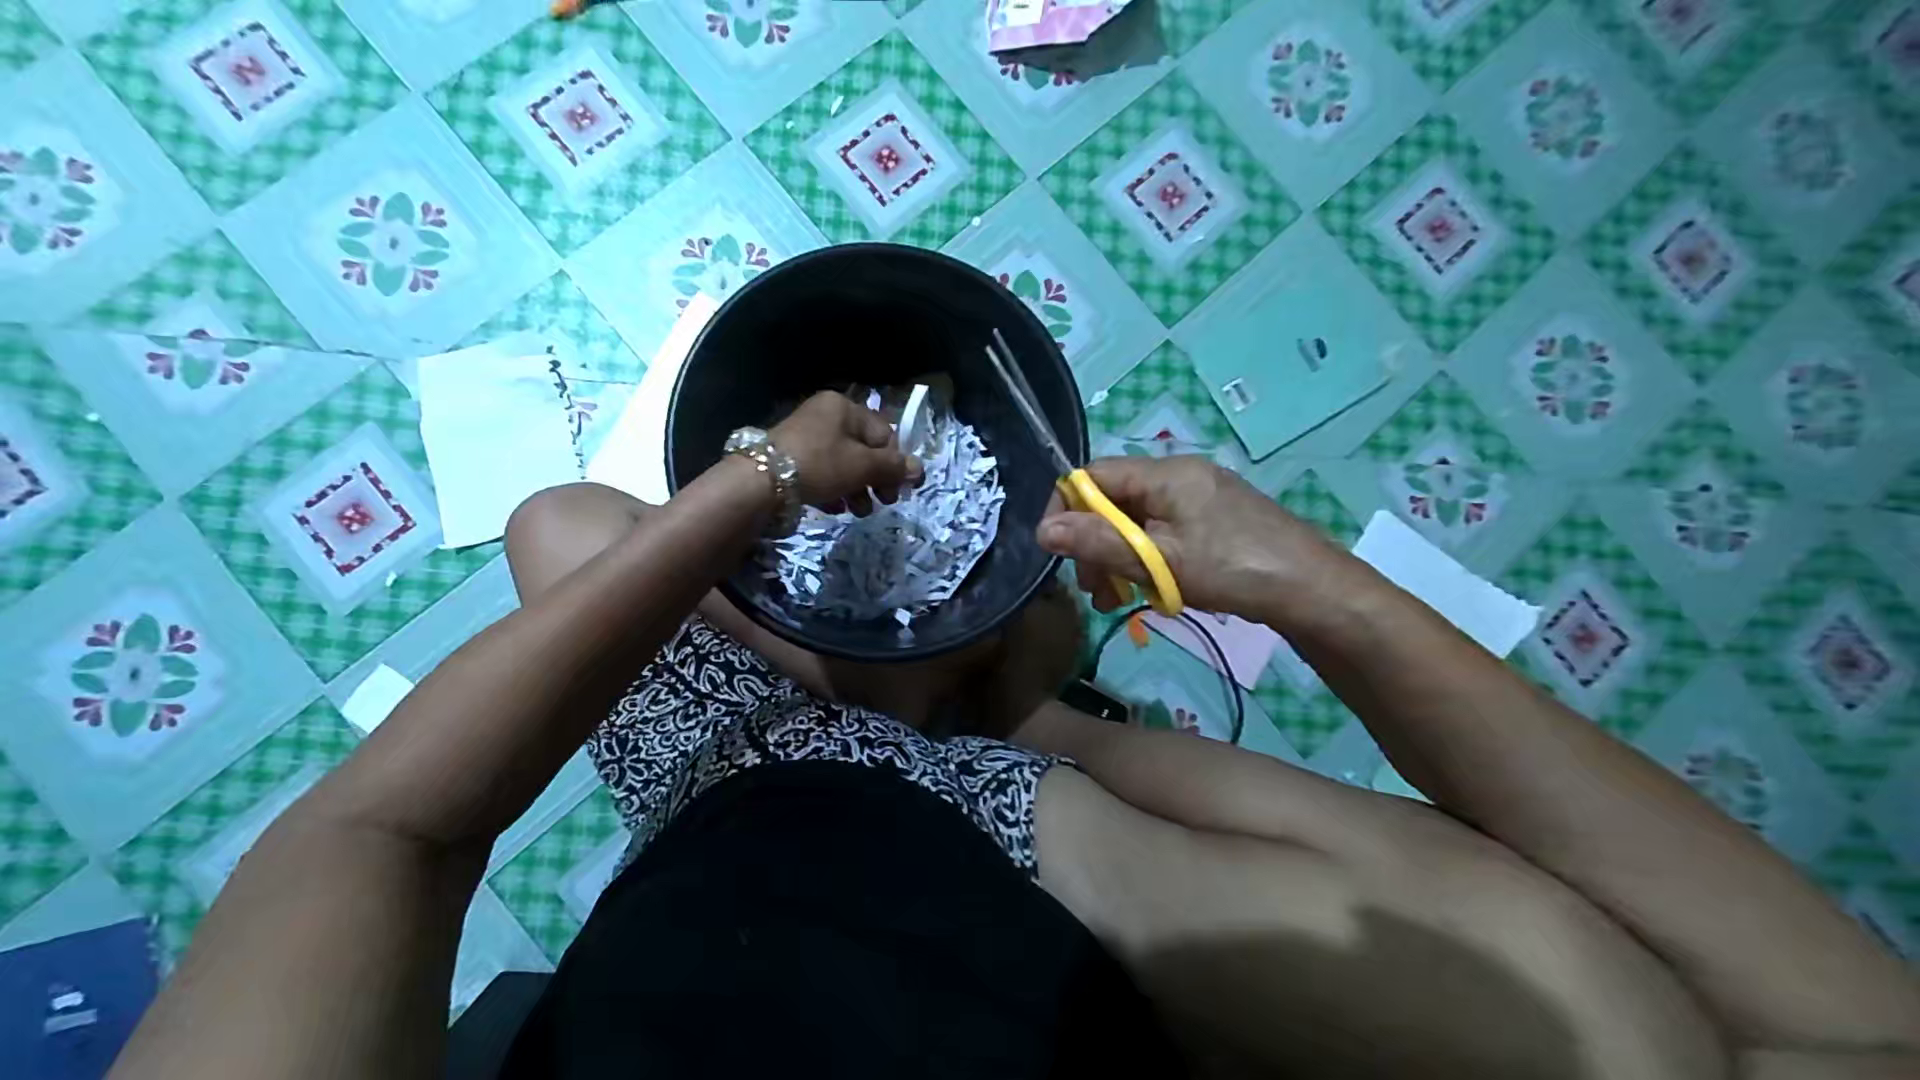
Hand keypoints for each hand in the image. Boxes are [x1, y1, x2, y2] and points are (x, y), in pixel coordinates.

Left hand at [769, 391, 923, 514]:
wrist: (762, 482)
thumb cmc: (820, 465)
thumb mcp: (862, 466)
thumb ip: (892, 467)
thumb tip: (919, 469)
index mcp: (844, 408)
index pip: (883, 434)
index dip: (895, 462)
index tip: (900, 489)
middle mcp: (825, 415)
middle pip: (864, 450)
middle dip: (875, 479)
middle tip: (883, 502)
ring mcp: (806, 436)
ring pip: (844, 464)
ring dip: (857, 489)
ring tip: (857, 511)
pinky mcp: (791, 458)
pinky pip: (823, 472)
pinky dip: (834, 489)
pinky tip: (835, 507)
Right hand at [1034, 455, 1356, 622]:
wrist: (1313, 591)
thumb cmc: (1232, 569)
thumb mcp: (1158, 560)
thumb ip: (1098, 543)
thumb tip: (1043, 530)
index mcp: (1165, 474)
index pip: (1093, 474)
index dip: (1066, 507)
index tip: (1056, 549)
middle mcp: (1180, 476)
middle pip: (1114, 500)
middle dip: (1093, 543)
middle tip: (1092, 587)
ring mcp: (1199, 498)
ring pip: (1137, 521)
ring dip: (1117, 557)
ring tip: (1114, 599)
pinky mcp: (1213, 520)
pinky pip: (1163, 532)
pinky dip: (1146, 559)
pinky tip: (1145, 590)